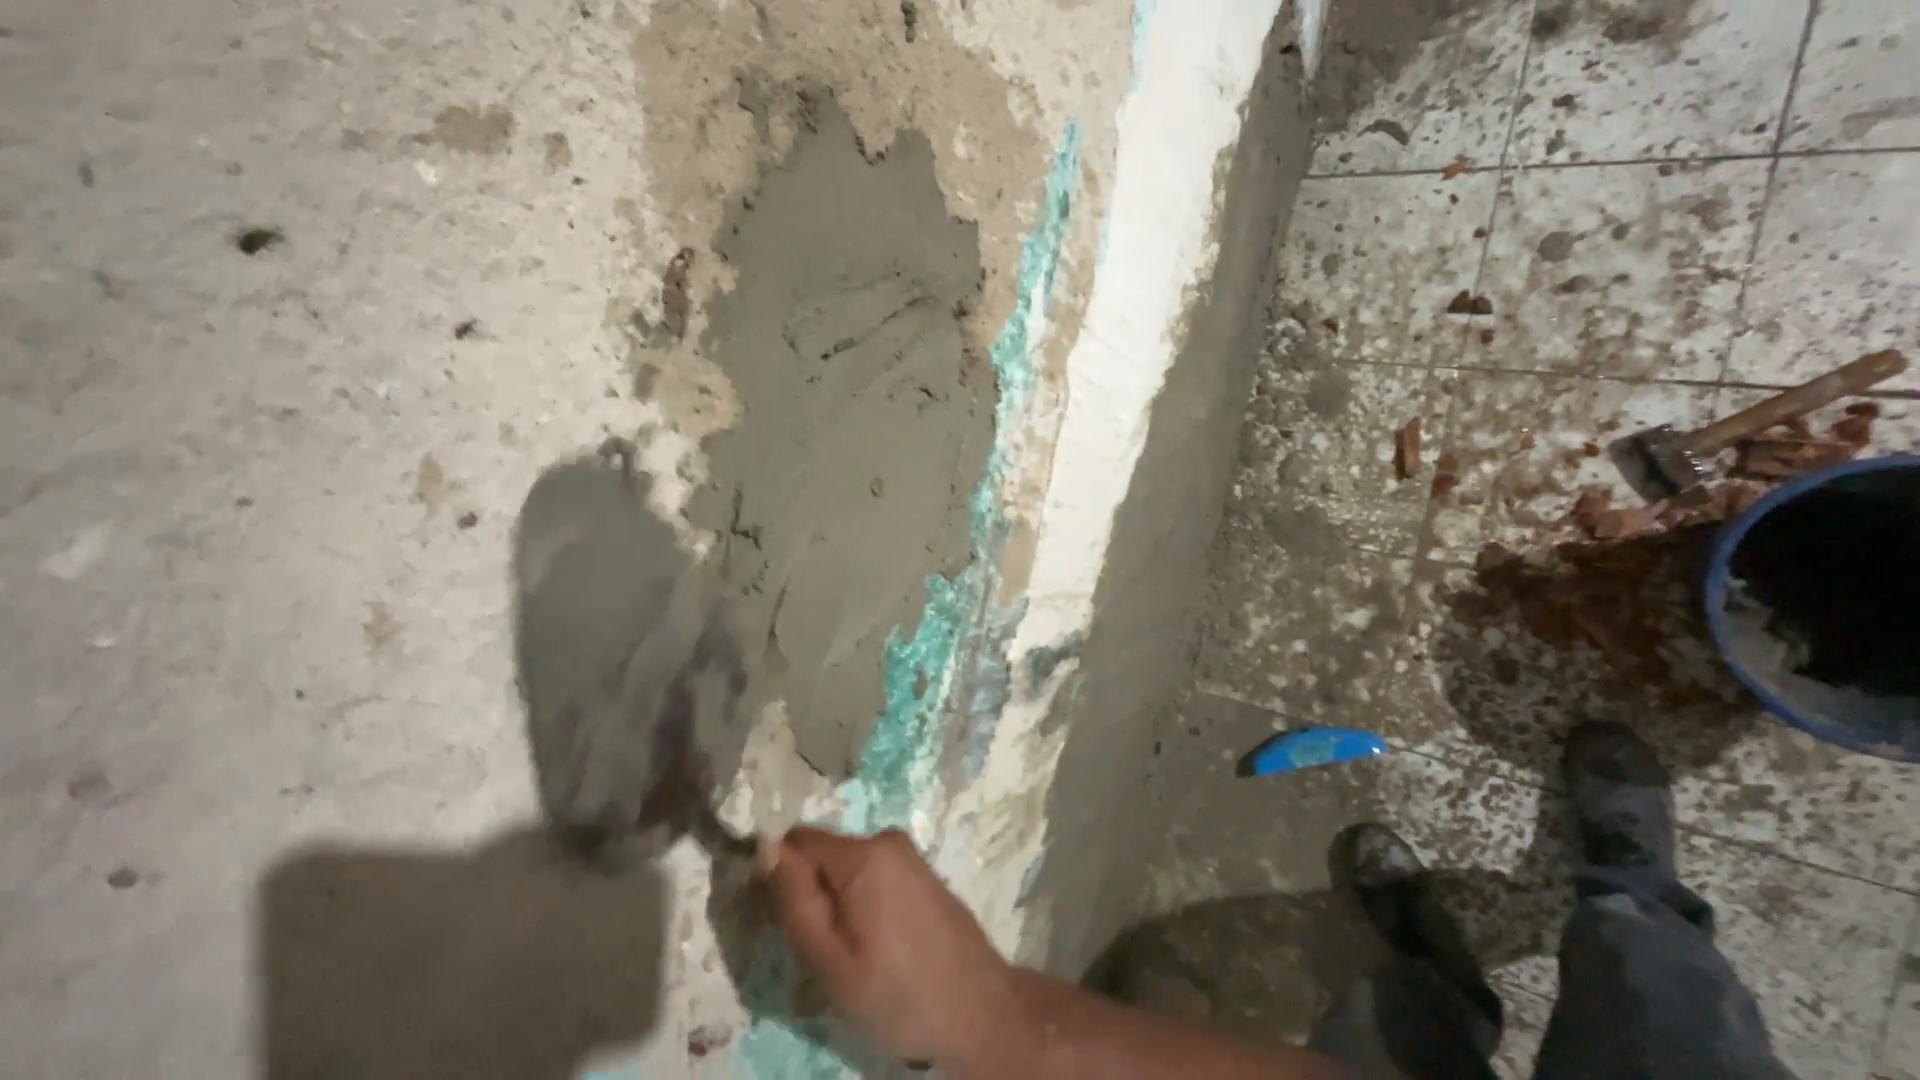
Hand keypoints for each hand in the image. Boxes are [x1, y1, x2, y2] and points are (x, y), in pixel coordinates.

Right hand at [759, 826, 1017, 1066]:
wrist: (980, 1011)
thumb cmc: (899, 993)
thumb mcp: (830, 960)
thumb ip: (794, 900)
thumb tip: (765, 845)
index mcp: (865, 855)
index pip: (796, 840)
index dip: (782, 878)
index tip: (789, 922)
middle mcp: (888, 840)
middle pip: (824, 854)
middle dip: (813, 893)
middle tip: (825, 950)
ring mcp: (910, 856)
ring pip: (848, 869)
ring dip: (839, 904)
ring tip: (856, 954)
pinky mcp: (923, 874)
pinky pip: (874, 877)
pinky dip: (865, 905)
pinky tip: (881, 948)